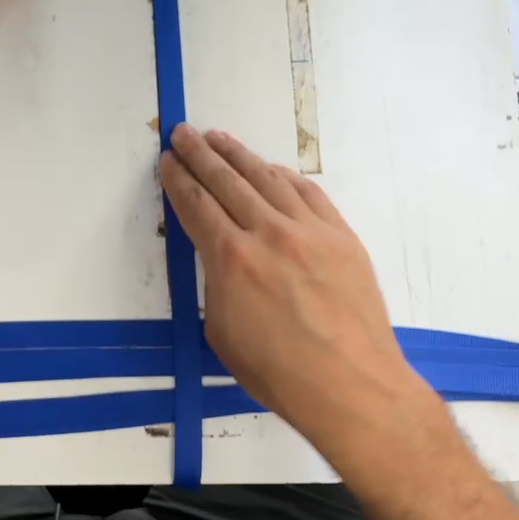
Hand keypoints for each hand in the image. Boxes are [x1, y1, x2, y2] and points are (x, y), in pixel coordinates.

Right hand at [159, 125, 444, 448]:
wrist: (351, 386)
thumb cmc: (277, 372)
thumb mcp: (221, 331)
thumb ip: (217, 282)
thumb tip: (222, 257)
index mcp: (231, 259)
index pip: (196, 204)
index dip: (178, 179)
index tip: (168, 161)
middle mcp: (268, 232)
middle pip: (227, 180)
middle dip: (200, 154)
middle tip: (184, 133)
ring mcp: (309, 230)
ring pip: (267, 178)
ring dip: (239, 155)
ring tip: (219, 138)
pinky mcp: (342, 236)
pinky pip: (308, 192)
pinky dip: (284, 176)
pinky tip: (271, 168)